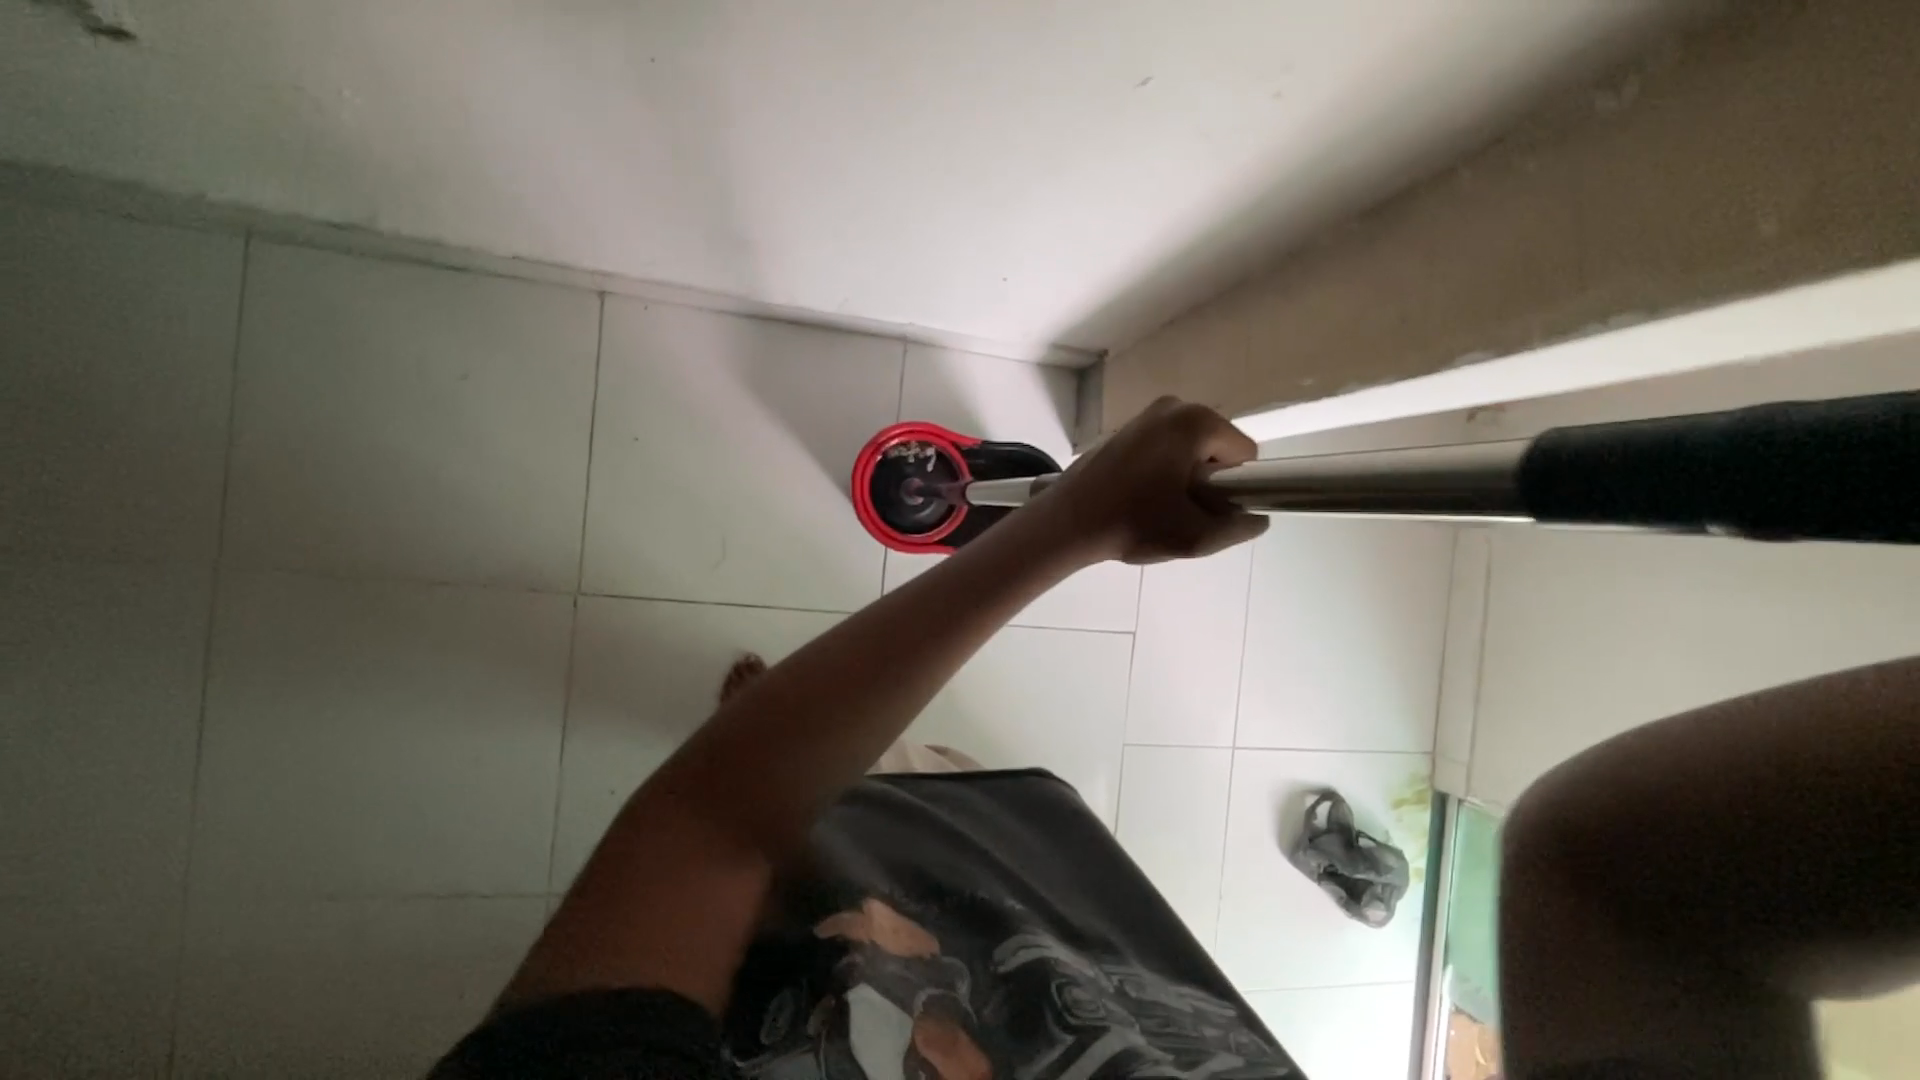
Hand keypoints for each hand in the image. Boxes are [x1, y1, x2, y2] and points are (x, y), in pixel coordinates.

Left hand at [1030, 396, 1268, 564]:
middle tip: (1176, 512)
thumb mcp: (1194, 537)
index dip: (1232, 488)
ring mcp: (1145, 415)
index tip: (1202, 509)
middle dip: (1206, 483)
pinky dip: (1160, 472)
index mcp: (1195, 422)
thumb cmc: (1130, 525)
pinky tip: (1138, 497)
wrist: (1066, 523)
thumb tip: (1257, 518)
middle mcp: (1173, 406)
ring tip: (1154, 507)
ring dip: (1182, 480)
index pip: (1244, 456)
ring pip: (1190, 452)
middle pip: (1216, 451)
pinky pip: (1164, 450)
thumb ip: (1237, 528)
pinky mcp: (1126, 430)